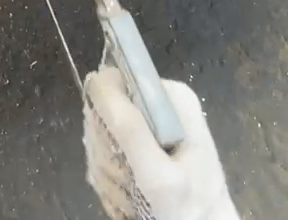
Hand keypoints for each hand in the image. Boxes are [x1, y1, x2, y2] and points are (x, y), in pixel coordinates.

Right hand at [83, 67, 238, 219]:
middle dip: (107, 151)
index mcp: (172, 97)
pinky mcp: (141, 148)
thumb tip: (97, 80)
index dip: (105, 114)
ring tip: (131, 195)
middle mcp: (160, 106)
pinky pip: (107, 154)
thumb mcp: (159, 174)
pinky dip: (111, 180)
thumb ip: (130, 128)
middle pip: (105, 112)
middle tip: (127, 180)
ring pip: (102, 136)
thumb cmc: (189, 209)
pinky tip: (128, 198)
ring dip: (108, 170)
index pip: (114, 82)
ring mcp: (150, 127)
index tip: (116, 149)